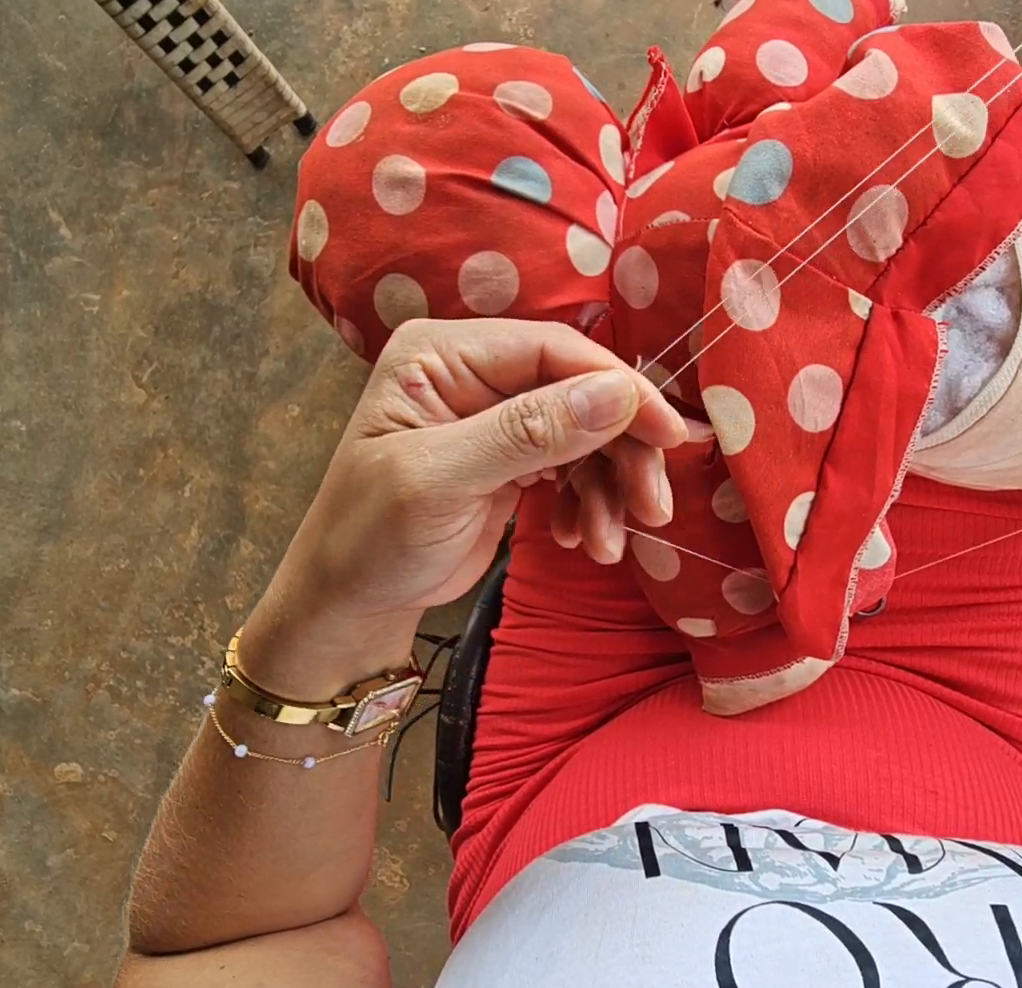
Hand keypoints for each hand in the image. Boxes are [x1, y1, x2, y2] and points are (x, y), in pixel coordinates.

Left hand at [239, 319, 684, 692]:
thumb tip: (618, 393)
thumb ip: (528, 433)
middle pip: (580, 394)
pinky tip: (582, 540)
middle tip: (652, 508)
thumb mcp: (442, 482)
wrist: (353, 602)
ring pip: (586, 436)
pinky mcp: (515, 462)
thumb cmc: (372, 538)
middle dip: (621, 452)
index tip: (668, 436)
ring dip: (609, 490)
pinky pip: (575, 470)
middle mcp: (476, 375)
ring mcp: (498, 419)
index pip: (553, 351)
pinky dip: (589, 505)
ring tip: (608, 546)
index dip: (618, 390)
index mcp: (445, 355)